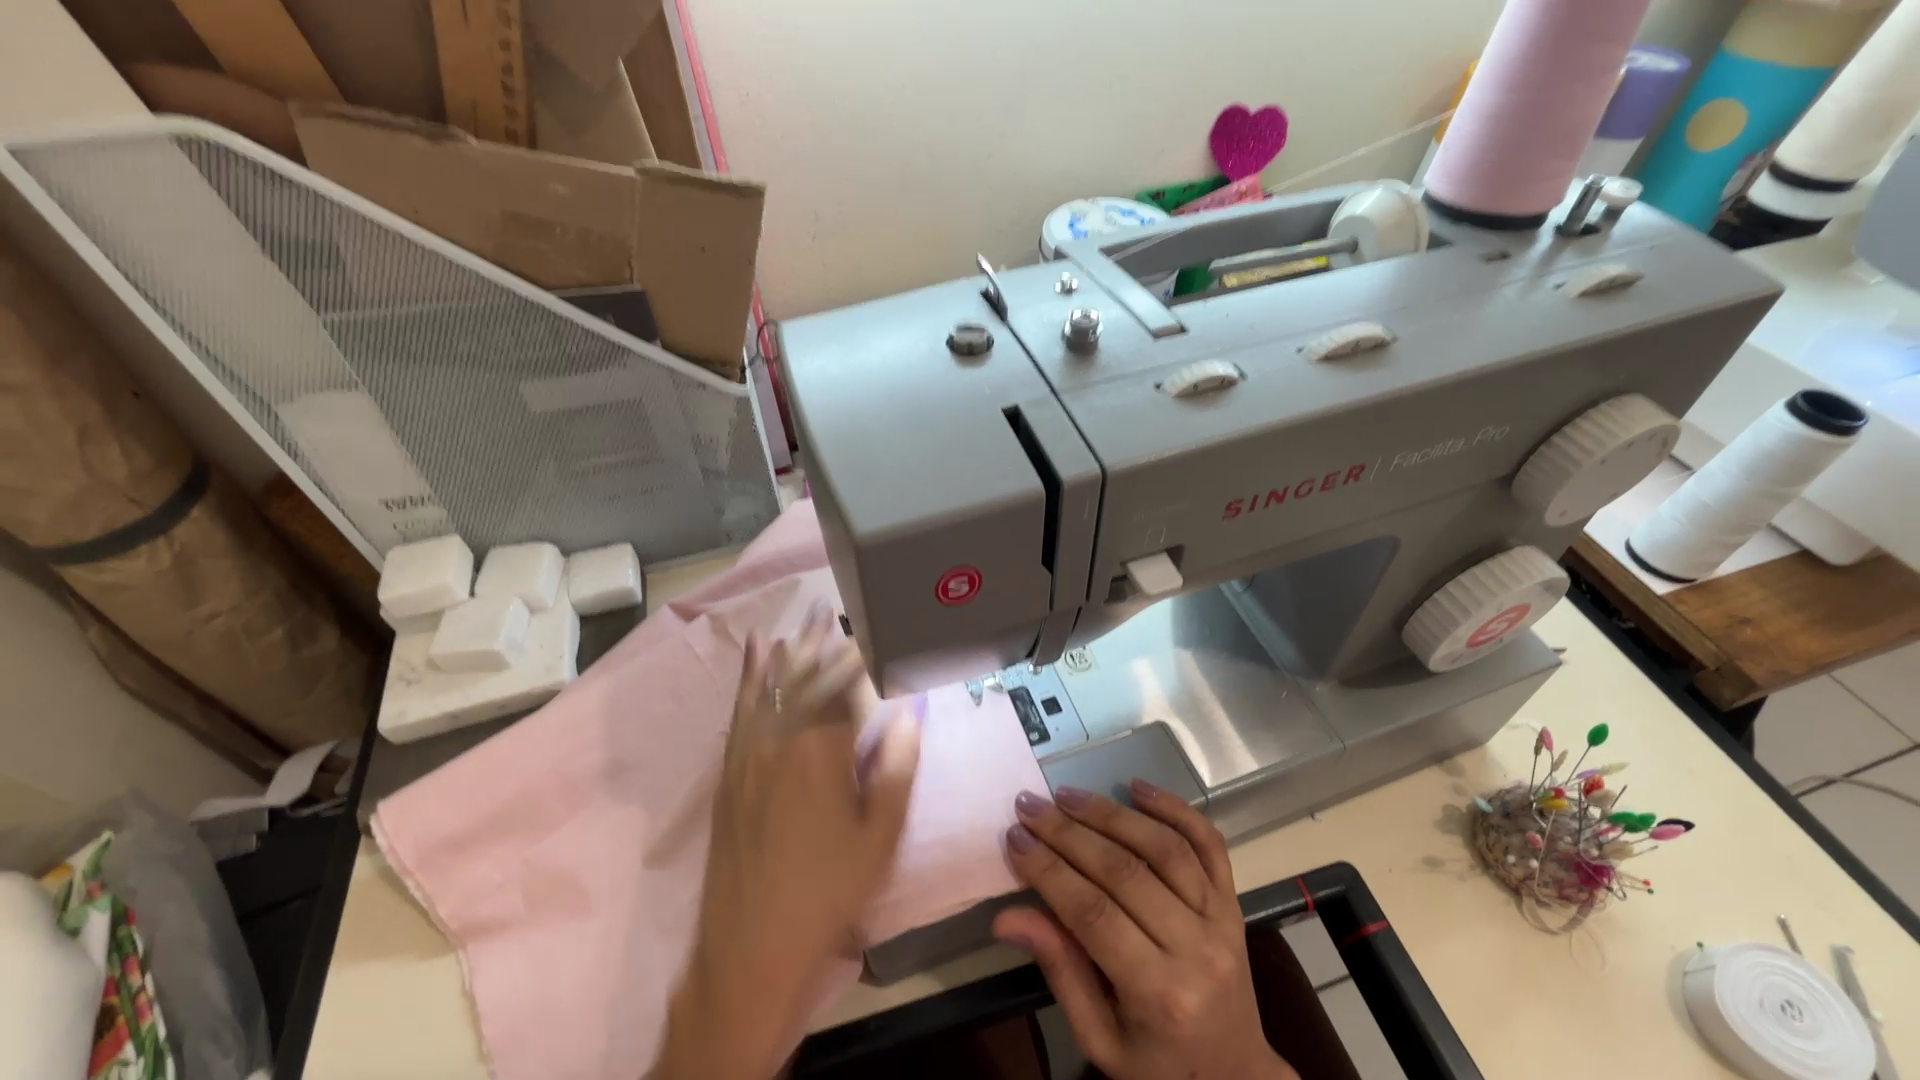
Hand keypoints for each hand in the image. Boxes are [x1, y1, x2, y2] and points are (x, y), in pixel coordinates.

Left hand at [655, 604, 920, 1079]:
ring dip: (789, 652)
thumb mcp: (879, 835)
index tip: (870, 626)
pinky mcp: (729, 769)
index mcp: (823, 751)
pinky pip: (741, 708)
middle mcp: (781, 739)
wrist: (752, 941)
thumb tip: (907, 713)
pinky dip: (749, 677)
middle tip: (834, 610)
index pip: (845, 688)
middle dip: (822, 643)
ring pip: (771, 686)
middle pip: (805, 678)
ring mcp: (749, 752)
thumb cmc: (828, 890)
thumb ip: (895, 768)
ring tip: (803, 620)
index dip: (858, 656)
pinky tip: (755, 657)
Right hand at [994, 780, 1296, 1079]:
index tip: (1014, 837)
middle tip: (1029, 806)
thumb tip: (1006, 917)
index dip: (1049, 870)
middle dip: (1069, 833)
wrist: (1235, 1076)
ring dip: (1112, 814)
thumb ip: (1059, 970)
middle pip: (1126, 872)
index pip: (1093, 914)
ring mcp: (1222, 920)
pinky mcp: (1234, 903)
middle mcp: (1196, 949)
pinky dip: (1176, 809)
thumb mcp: (1098, 1037)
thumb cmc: (1156, 1064)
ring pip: (1165, 849)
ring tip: (1068, 795)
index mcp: (1158, 994)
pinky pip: (1209, 844)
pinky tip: (1138, 786)